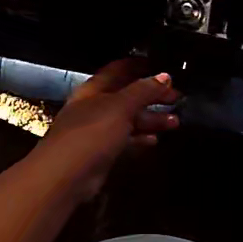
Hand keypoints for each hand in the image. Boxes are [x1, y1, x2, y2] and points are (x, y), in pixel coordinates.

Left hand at [27, 59, 180, 201]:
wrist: (66, 175)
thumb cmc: (91, 133)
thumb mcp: (120, 106)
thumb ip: (143, 91)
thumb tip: (165, 76)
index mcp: (94, 89)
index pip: (118, 69)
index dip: (140, 66)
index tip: (163, 68)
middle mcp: (94, 107)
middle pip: (126, 96)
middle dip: (151, 96)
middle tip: (177, 98)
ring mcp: (96, 131)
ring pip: (127, 120)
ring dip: (150, 119)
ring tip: (175, 121)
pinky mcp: (101, 153)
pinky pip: (124, 141)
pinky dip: (139, 139)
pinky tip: (155, 140)